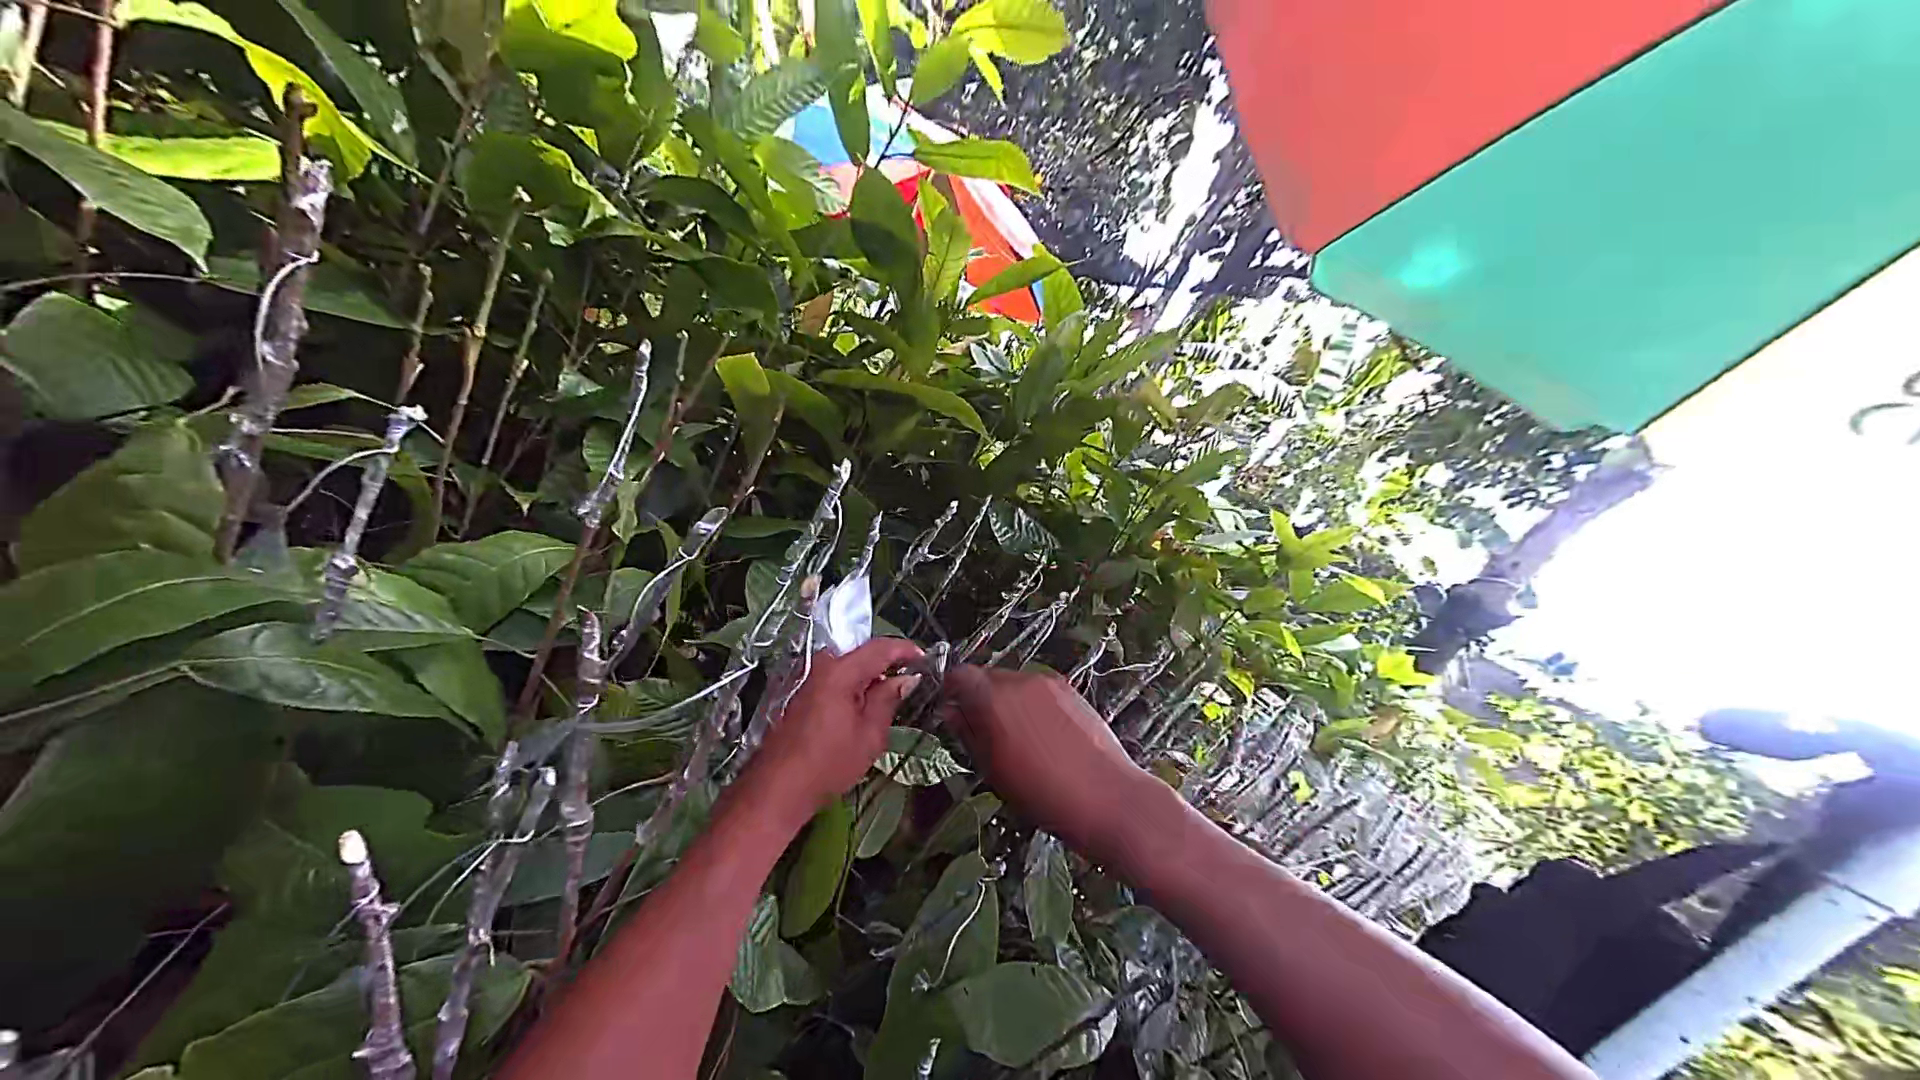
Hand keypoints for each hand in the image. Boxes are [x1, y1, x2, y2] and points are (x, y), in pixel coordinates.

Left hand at [747, 638, 924, 816]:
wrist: (778, 787)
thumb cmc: (828, 763)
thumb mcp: (870, 734)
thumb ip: (888, 699)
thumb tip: (906, 678)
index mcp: (840, 671)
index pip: (880, 647)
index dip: (906, 650)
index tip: (925, 658)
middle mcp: (822, 667)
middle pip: (862, 655)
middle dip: (888, 665)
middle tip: (910, 681)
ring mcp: (808, 679)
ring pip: (848, 668)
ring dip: (869, 679)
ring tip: (890, 699)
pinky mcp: (801, 694)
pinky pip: (835, 680)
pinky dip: (853, 688)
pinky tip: (864, 709)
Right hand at [941, 665, 1152, 857]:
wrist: (1106, 797)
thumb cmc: (1043, 793)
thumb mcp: (992, 769)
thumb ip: (968, 733)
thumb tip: (951, 711)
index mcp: (993, 698)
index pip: (959, 675)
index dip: (953, 692)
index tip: (955, 713)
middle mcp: (1020, 681)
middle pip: (987, 677)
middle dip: (981, 699)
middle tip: (986, 733)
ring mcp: (1049, 684)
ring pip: (1015, 684)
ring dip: (1008, 703)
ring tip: (1019, 740)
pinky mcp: (1072, 691)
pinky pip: (1040, 691)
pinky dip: (1033, 706)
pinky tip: (1045, 738)